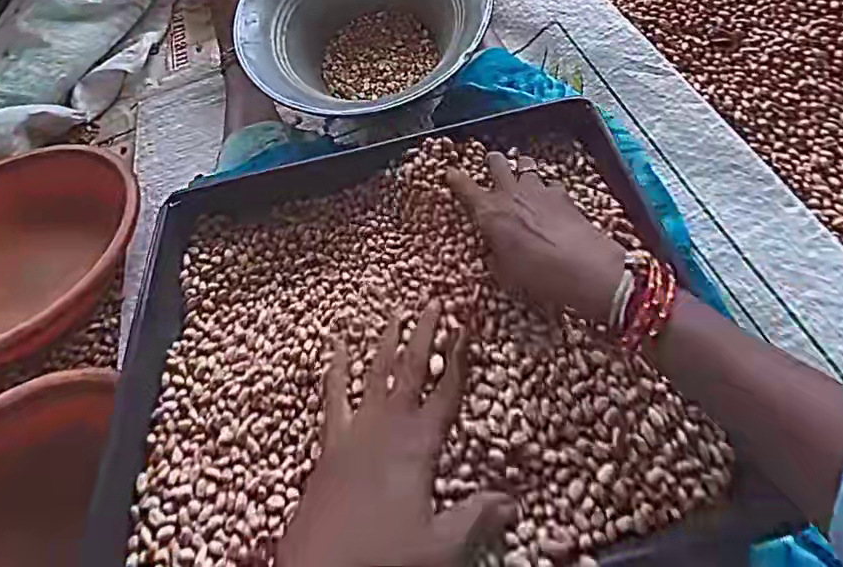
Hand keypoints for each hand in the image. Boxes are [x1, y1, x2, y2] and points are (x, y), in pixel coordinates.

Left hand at [277, 299, 515, 566]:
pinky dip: (337, 368)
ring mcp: (356, 430)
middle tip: (434, 302)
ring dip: (387, 342)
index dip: (459, 358)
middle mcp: (388, 426)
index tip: (466, 326)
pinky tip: (336, 347)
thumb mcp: (439, 547)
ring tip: (395, 312)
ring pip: (376, 373)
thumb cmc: (382, 560)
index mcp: (419, 445)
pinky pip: (335, 395)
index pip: (447, 391)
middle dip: (425, 333)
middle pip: (412, 369)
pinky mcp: (331, 442)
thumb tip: (512, 502)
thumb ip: (475, 518)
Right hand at [447, 151, 625, 318]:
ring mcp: (538, 190)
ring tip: (522, 174)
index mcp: (490, 212)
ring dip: (521, 168)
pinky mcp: (562, 194)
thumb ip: (497, 256)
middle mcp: (511, 194)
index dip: (456, 179)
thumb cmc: (539, 275)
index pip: (465, 188)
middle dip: (493, 162)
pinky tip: (552, 201)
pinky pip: (550, 184)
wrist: (584, 267)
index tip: (450, 173)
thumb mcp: (507, 274)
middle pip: (496, 163)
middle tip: (493, 164)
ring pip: (525, 164)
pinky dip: (548, 190)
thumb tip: (495, 252)